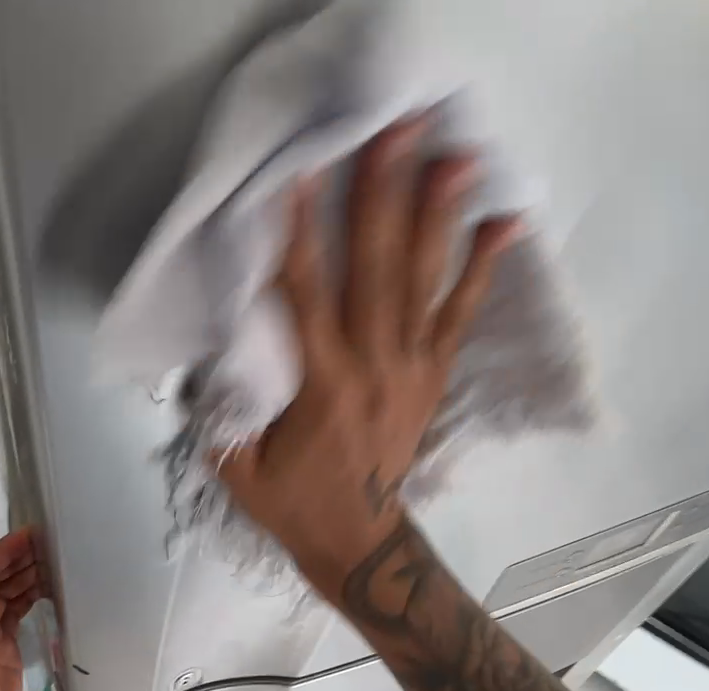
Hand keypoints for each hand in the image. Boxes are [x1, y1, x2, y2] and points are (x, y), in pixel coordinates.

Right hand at [216, 118, 519, 588]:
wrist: (360, 542)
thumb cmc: (292, 506)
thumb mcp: (236, 468)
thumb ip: (219, 411)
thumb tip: (205, 357)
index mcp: (323, 389)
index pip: (306, 299)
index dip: (298, 238)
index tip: (297, 178)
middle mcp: (375, 366)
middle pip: (376, 271)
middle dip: (381, 198)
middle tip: (395, 131)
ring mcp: (413, 367)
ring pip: (422, 282)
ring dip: (436, 214)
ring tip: (453, 154)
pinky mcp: (433, 373)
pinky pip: (458, 312)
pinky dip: (480, 264)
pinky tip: (503, 220)